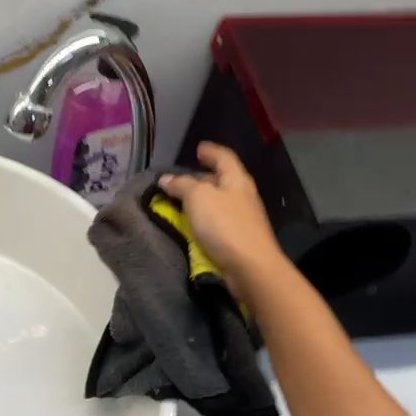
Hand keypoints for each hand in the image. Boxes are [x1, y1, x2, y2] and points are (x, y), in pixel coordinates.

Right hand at [158, 143, 287, 297]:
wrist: (250, 267)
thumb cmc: (225, 226)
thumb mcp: (198, 198)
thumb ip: (181, 186)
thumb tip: (166, 179)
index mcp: (237, 180)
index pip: (224, 157)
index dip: (211, 151)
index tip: (198, 148)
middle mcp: (242, 196)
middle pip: (221, 180)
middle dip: (202, 177)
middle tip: (180, 180)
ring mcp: (242, 218)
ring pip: (219, 202)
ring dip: (201, 200)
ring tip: (181, 203)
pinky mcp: (238, 239)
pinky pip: (217, 222)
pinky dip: (204, 219)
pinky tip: (192, 224)